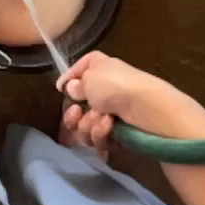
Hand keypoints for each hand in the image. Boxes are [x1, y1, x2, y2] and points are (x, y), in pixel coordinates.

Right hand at [57, 51, 174, 124]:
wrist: (144, 108)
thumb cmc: (114, 85)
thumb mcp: (89, 78)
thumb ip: (75, 85)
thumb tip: (71, 88)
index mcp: (98, 67)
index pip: (78, 69)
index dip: (69, 80)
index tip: (61, 90)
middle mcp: (103, 87)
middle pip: (78, 106)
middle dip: (74, 114)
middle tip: (77, 114)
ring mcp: (110, 111)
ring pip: (85, 126)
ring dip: (88, 125)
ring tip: (100, 120)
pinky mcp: (116, 132)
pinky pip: (98, 137)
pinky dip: (100, 134)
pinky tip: (108, 127)